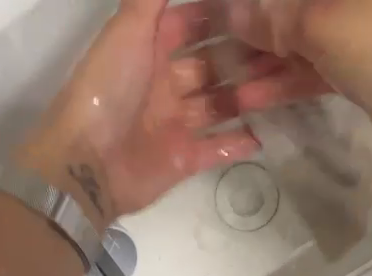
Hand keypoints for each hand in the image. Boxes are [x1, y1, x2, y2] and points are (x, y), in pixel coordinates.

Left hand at [16, 0, 326, 226]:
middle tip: (283, 46)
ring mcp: (174, 125)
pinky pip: (216, 150)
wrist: (86, 164)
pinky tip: (263, 133)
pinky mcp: (182, 161)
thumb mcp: (129, 28)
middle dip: (242, 55)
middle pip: (210, 65)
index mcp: (148, 48)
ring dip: (247, 94)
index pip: (190, 24)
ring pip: (218, 104)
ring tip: (285, 83)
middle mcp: (163, 84)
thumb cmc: (106, 90)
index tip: (258, 9)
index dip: (220, 14)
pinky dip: (237, 143)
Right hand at [221, 0, 371, 151]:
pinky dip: (287, 81)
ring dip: (263, 61)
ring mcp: (366, 26)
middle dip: (254, 28)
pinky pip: (317, 67)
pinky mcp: (366, 66)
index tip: (220, 12)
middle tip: (213, 50)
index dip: (255, 0)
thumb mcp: (321, 23)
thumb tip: (231, 12)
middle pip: (296, 4)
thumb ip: (272, 19)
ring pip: (303, 37)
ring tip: (223, 81)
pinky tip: (250, 98)